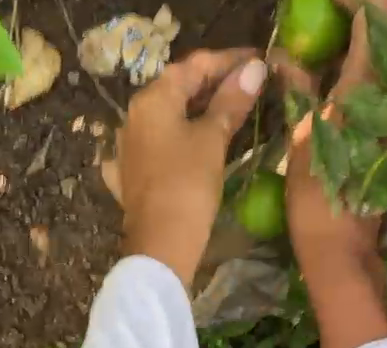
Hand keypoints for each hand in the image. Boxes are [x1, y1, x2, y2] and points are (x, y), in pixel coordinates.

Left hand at [105, 49, 267, 286]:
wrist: (160, 247)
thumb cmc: (187, 187)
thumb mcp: (213, 141)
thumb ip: (231, 102)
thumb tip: (253, 69)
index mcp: (152, 99)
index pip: (194, 65)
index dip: (229, 60)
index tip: (258, 61)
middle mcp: (133, 117)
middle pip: (177, 90)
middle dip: (213, 86)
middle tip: (248, 86)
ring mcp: (128, 149)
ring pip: (167, 120)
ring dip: (196, 114)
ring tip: (228, 114)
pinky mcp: (130, 178)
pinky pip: (157, 149)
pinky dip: (177, 142)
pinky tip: (187, 148)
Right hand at [276, 1, 386, 347]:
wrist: (344, 257)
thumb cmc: (317, 205)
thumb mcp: (300, 145)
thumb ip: (299, 94)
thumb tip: (283, 59)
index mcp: (368, 92)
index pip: (377, 17)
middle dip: (366, 14)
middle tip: (333, 13)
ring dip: (372, 39)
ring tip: (337, 35)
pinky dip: (371, 68)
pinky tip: (345, 73)